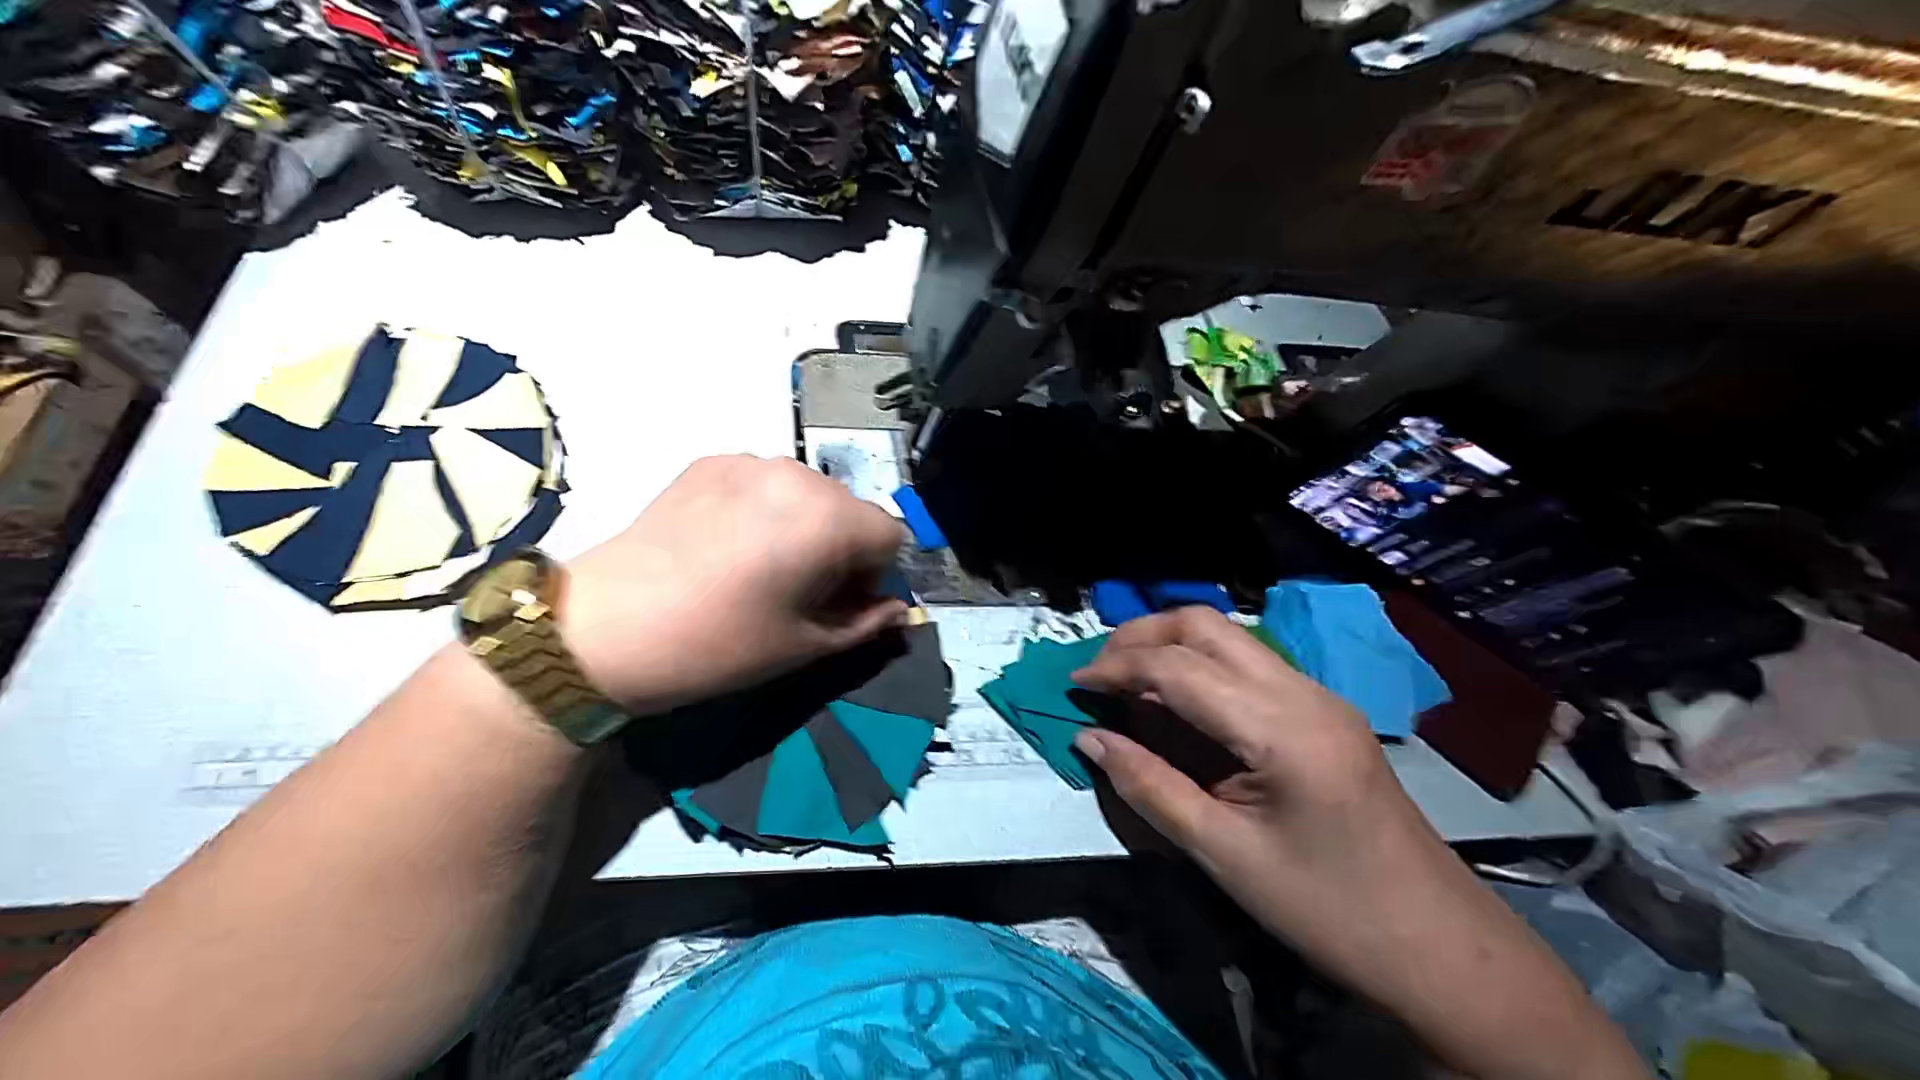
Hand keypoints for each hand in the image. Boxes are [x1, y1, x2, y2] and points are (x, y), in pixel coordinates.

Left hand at [561, 455, 907, 713]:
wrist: (607, 627)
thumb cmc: (720, 643)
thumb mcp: (805, 645)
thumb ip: (866, 622)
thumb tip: (897, 609)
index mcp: (830, 518)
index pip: (890, 534)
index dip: (875, 574)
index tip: (840, 602)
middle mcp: (798, 475)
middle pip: (849, 509)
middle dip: (841, 546)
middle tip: (800, 588)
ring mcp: (749, 462)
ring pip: (807, 493)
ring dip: (803, 524)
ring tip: (758, 565)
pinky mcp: (709, 462)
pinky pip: (762, 483)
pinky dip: (762, 509)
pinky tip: (724, 544)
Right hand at [1072, 608, 1647, 1079]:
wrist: (1440, 946)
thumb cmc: (1326, 909)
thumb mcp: (1222, 855)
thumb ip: (1148, 786)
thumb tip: (1089, 739)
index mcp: (1280, 728)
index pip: (1178, 667)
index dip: (1116, 668)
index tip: (1073, 684)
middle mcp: (1302, 692)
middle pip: (1205, 625)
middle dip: (1141, 635)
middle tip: (1099, 671)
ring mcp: (1319, 696)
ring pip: (1229, 638)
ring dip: (1170, 646)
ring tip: (1127, 682)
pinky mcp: (1324, 711)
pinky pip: (1248, 665)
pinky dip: (1200, 667)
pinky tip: (1178, 703)